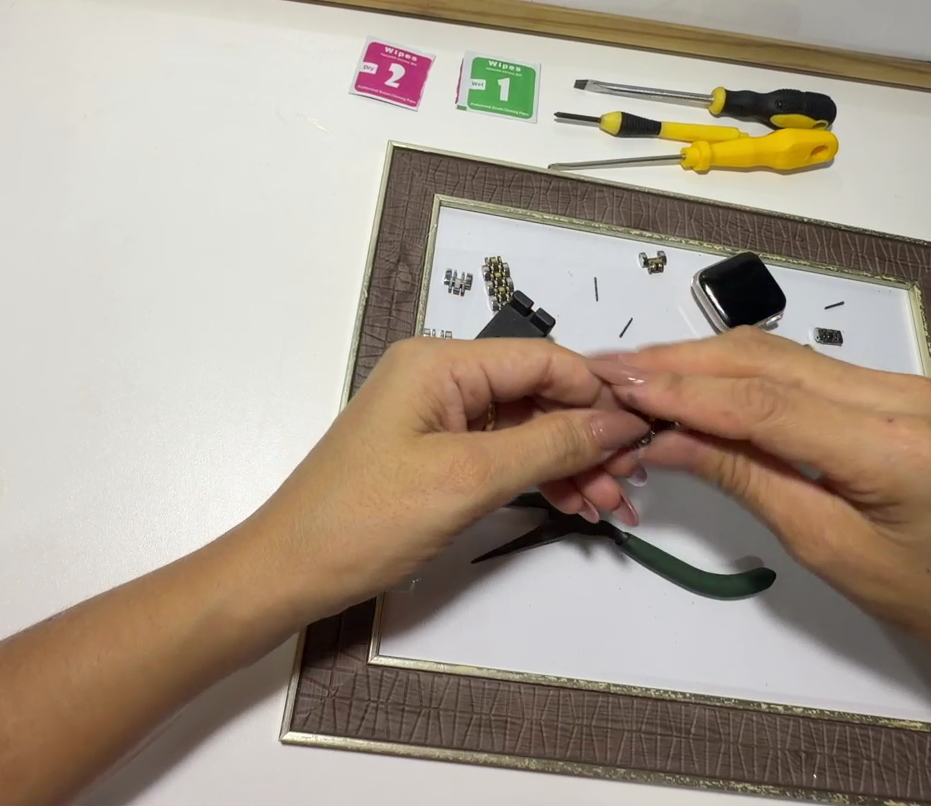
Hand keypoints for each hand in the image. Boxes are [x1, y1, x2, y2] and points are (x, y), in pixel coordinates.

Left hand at [238, 337, 651, 622]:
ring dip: (568, 463)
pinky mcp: (435, 449)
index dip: (594, 393)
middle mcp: (440, 377)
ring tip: (608, 505)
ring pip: (523, 427)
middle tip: (626, 482)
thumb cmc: (364, 519)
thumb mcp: (468, 478)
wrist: (291, 571)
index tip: (639, 432)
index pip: (540, 359)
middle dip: (584, 437)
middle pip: (534, 394)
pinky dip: (537, 476)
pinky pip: (500, 452)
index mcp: (439, 362)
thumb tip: (615, 422)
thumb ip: (548, 444)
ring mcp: (436, 415)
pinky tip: (572, 503)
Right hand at [588, 330, 930, 658]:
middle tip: (613, 368)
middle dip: (679, 364)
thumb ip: (739, 476)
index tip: (621, 385)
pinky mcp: (878, 378)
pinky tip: (686, 373)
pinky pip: (787, 362)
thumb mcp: (816, 543)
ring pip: (770, 352)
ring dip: (697, 359)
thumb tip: (660, 440)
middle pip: (762, 363)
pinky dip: (729, 367)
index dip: (684, 393)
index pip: (764, 405)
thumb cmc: (913, 589)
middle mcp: (900, 394)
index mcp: (896, 448)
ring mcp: (893, 378)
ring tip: (635, 369)